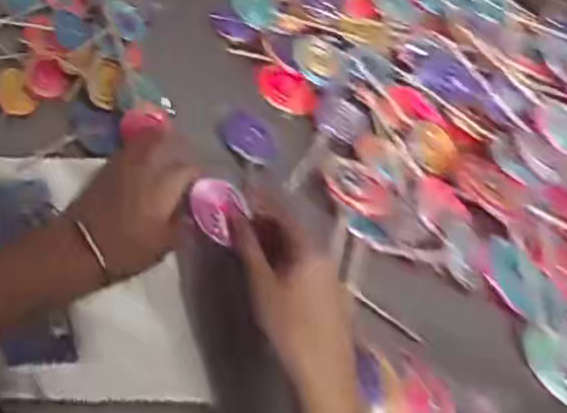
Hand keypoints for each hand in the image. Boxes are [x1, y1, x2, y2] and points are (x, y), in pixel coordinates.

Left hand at [65, 129, 201, 281]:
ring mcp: (123, 159)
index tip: (205, 186)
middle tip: (188, 167)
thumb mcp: (166, 242)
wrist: (84, 242)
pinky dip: (143, 147)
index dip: (200, 176)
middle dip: (181, 149)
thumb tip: (197, 205)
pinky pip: (132, 146)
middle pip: (167, 142)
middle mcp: (144, 163)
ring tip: (170, 157)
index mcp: (162, 183)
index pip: (190, 168)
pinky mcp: (108, 162)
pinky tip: (147, 160)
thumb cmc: (128, 248)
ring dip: (161, 142)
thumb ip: (184, 219)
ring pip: (147, 138)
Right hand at [233, 192, 360, 412]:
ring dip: (273, 236)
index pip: (284, 211)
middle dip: (265, 217)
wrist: (325, 378)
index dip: (261, 197)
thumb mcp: (261, 282)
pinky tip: (267, 261)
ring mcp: (331, 278)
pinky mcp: (331, 295)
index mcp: (311, 250)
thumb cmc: (290, 325)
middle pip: (293, 228)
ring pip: (298, 246)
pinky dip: (284, 253)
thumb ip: (247, 244)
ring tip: (246, 235)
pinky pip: (305, 261)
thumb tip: (234, 212)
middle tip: (237, 213)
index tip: (239, 188)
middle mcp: (326, 258)